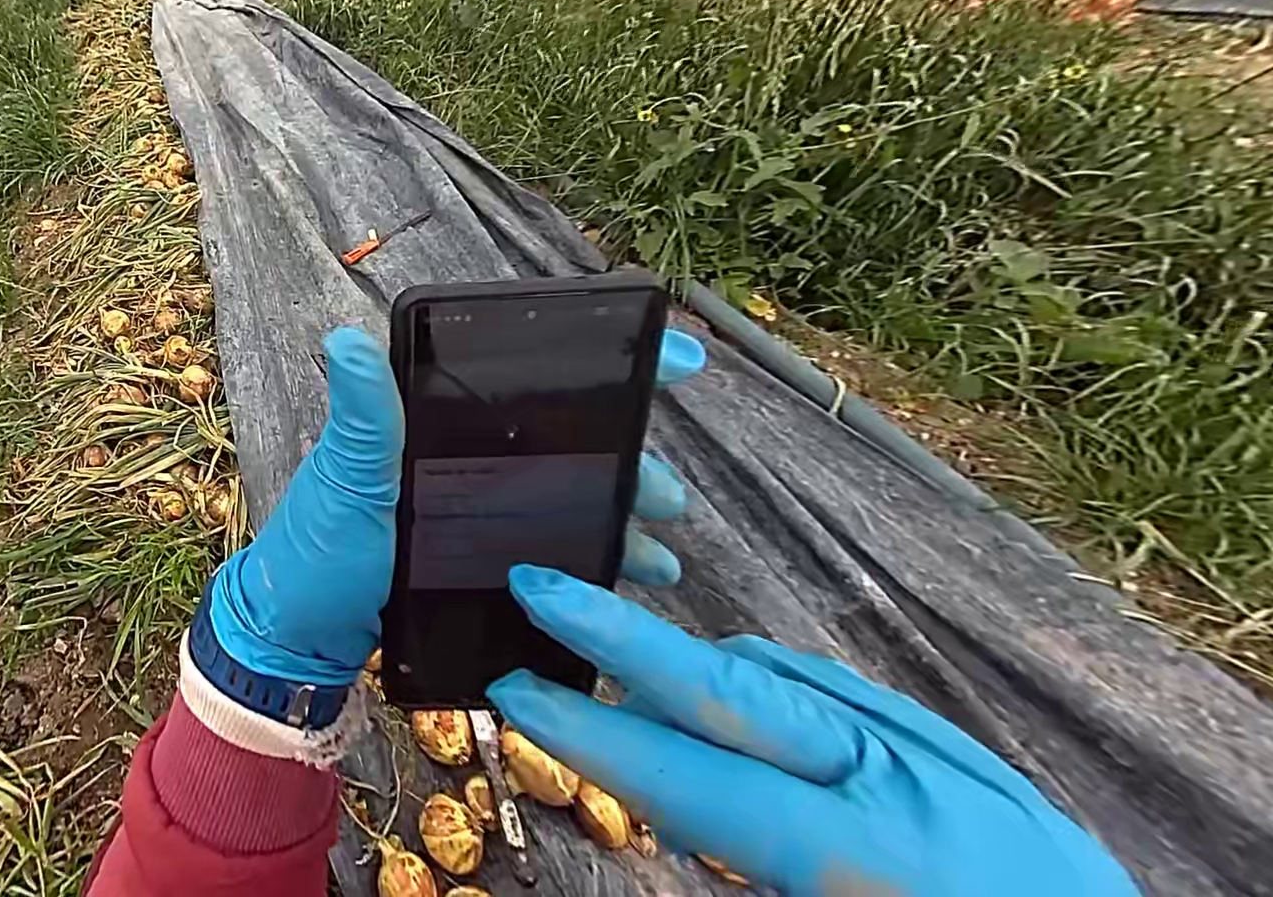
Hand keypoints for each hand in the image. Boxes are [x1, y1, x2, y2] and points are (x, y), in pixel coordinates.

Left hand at [208, 324, 706, 685]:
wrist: (307, 632)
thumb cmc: (321, 549)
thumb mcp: (347, 477)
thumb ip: (361, 414)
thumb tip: (347, 335)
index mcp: (426, 417)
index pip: (512, 373)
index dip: (589, 360)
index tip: (665, 361)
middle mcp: (455, 449)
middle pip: (555, 435)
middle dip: (620, 452)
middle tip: (663, 491)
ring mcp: (470, 499)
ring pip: (560, 489)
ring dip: (614, 507)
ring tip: (655, 542)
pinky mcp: (478, 547)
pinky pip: (547, 539)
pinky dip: (589, 551)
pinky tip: (623, 574)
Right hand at [489, 567, 1139, 896]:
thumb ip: (731, 863)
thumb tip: (651, 809)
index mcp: (887, 855)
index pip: (702, 779)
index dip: (596, 735)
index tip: (516, 694)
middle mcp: (907, 776)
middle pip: (734, 678)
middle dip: (620, 631)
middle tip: (534, 583)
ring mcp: (926, 743)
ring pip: (763, 673)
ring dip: (674, 679)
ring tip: (621, 711)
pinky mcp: (930, 733)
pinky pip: (802, 689)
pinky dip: (736, 699)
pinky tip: (717, 734)